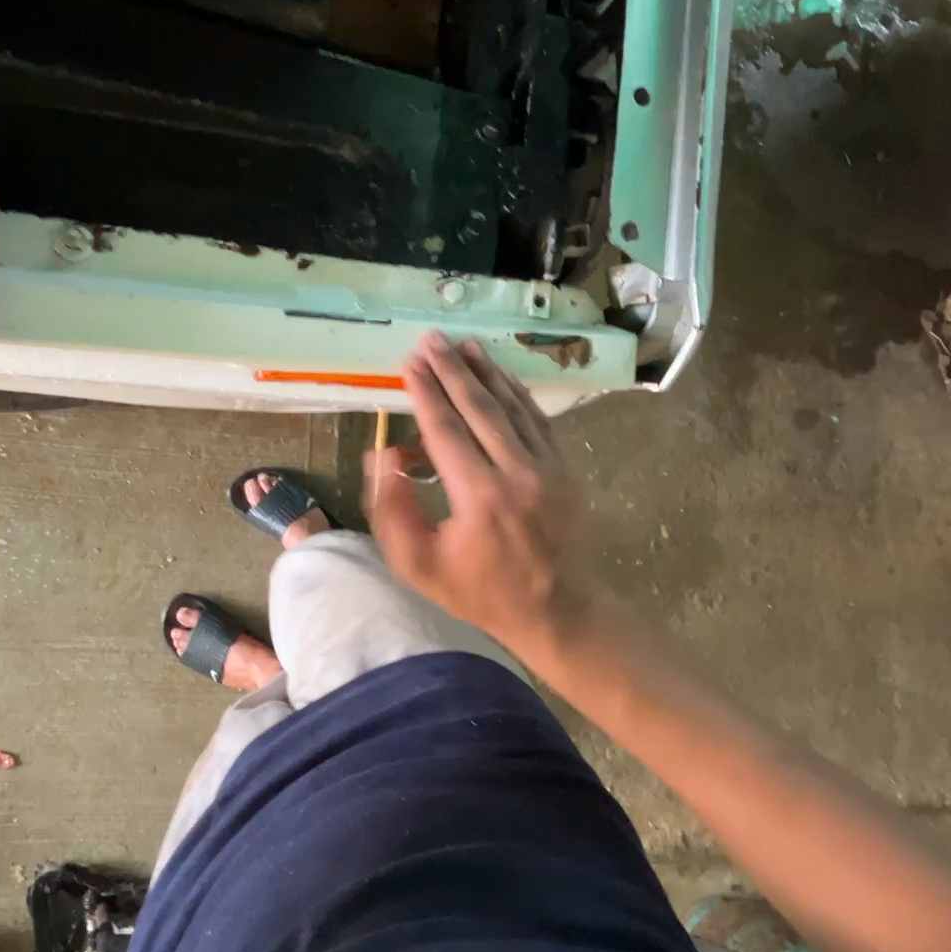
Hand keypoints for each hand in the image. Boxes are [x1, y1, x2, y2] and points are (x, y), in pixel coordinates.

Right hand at [368, 332, 609, 654]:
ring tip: (465, 345)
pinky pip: (537, 420)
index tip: (410, 364)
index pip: (446, 430)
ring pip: (512, 407)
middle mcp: (517, 472)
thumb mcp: (421, 568)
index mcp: (479, 496)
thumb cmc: (481, 593)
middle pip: (480, 408)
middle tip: (431, 340)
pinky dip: (517, 393)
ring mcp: (547, 467)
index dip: (426, 394)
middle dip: (452, 371)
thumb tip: (386, 457)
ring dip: (487, 373)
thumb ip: (394, 513)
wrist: (558, 610)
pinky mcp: (564, 468)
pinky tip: (501, 375)